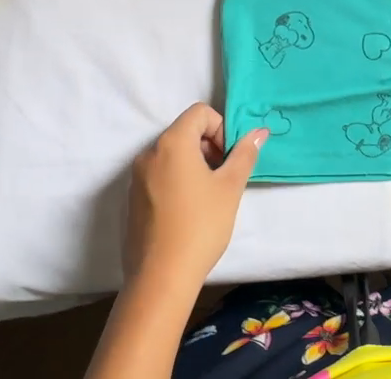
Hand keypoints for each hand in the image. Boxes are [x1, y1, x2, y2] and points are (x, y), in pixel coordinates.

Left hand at [124, 103, 266, 285]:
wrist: (161, 279)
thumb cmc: (200, 226)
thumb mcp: (230, 187)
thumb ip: (244, 154)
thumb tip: (258, 131)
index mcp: (172, 143)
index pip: (199, 112)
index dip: (221, 128)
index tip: (229, 158)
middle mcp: (149, 153)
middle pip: (184, 132)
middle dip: (209, 146)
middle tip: (223, 177)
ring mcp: (136, 178)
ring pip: (171, 155)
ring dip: (194, 164)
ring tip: (208, 197)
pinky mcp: (132, 200)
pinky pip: (158, 175)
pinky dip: (177, 181)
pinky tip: (188, 212)